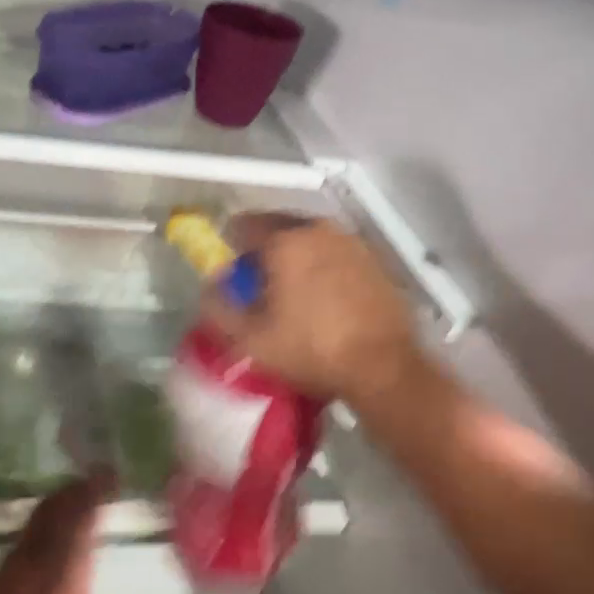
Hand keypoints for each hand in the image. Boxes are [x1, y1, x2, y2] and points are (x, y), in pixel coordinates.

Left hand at [0, 475, 201, 593]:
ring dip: (49, 514)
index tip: (109, 470)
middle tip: (91, 479)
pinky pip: (14, 553)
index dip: (93, 493)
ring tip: (69, 505)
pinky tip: (37, 555)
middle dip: (69, 495)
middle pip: (47, 519)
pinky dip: (33, 538)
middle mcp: (25, 575)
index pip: (77, 523)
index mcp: (58, 585)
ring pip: (27, 534)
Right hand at [204, 216, 425, 402]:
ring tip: (292, 290)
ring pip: (310, 239)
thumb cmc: (311, 350)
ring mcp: (351, 243)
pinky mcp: (375, 261)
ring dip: (296, 255)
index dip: (231, 246)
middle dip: (264, 249)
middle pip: (279, 227)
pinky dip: (324, 266)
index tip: (231, 271)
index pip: (244, 225)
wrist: (384, 368)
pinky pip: (336, 253)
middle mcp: (318, 230)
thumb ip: (219, 308)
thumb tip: (210, 286)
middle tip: (258, 281)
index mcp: (285, 241)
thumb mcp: (251, 339)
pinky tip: (324, 296)